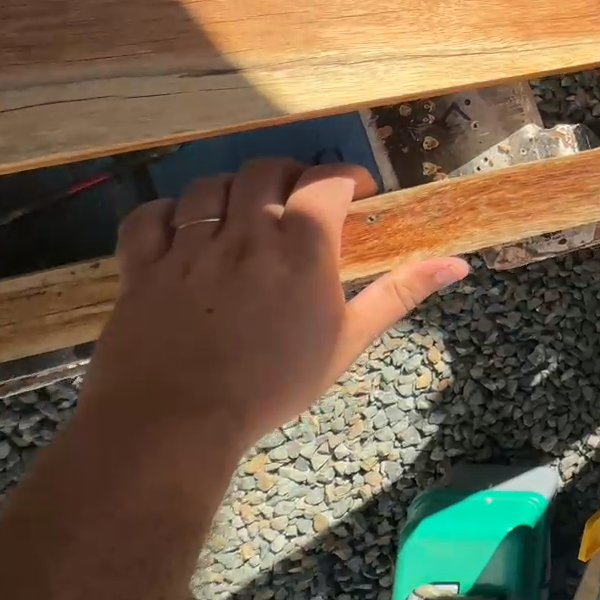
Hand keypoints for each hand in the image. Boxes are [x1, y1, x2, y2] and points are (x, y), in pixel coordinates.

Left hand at [80, 159, 469, 452]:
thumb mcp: (350, 339)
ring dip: (235, 187)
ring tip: (249, 208)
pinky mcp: (140, 271)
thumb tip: (459, 264)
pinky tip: (186, 225)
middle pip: (265, 171)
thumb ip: (401, 292)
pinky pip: (148, 218)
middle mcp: (246, 237)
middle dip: (292, 173)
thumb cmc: (274, 382)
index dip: (346, 176)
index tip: (359, 192)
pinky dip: (170, 210)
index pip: (325, 182)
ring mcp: (188, 251)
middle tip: (304, 196)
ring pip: (210, 187)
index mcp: (302, 250)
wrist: (171, 427)